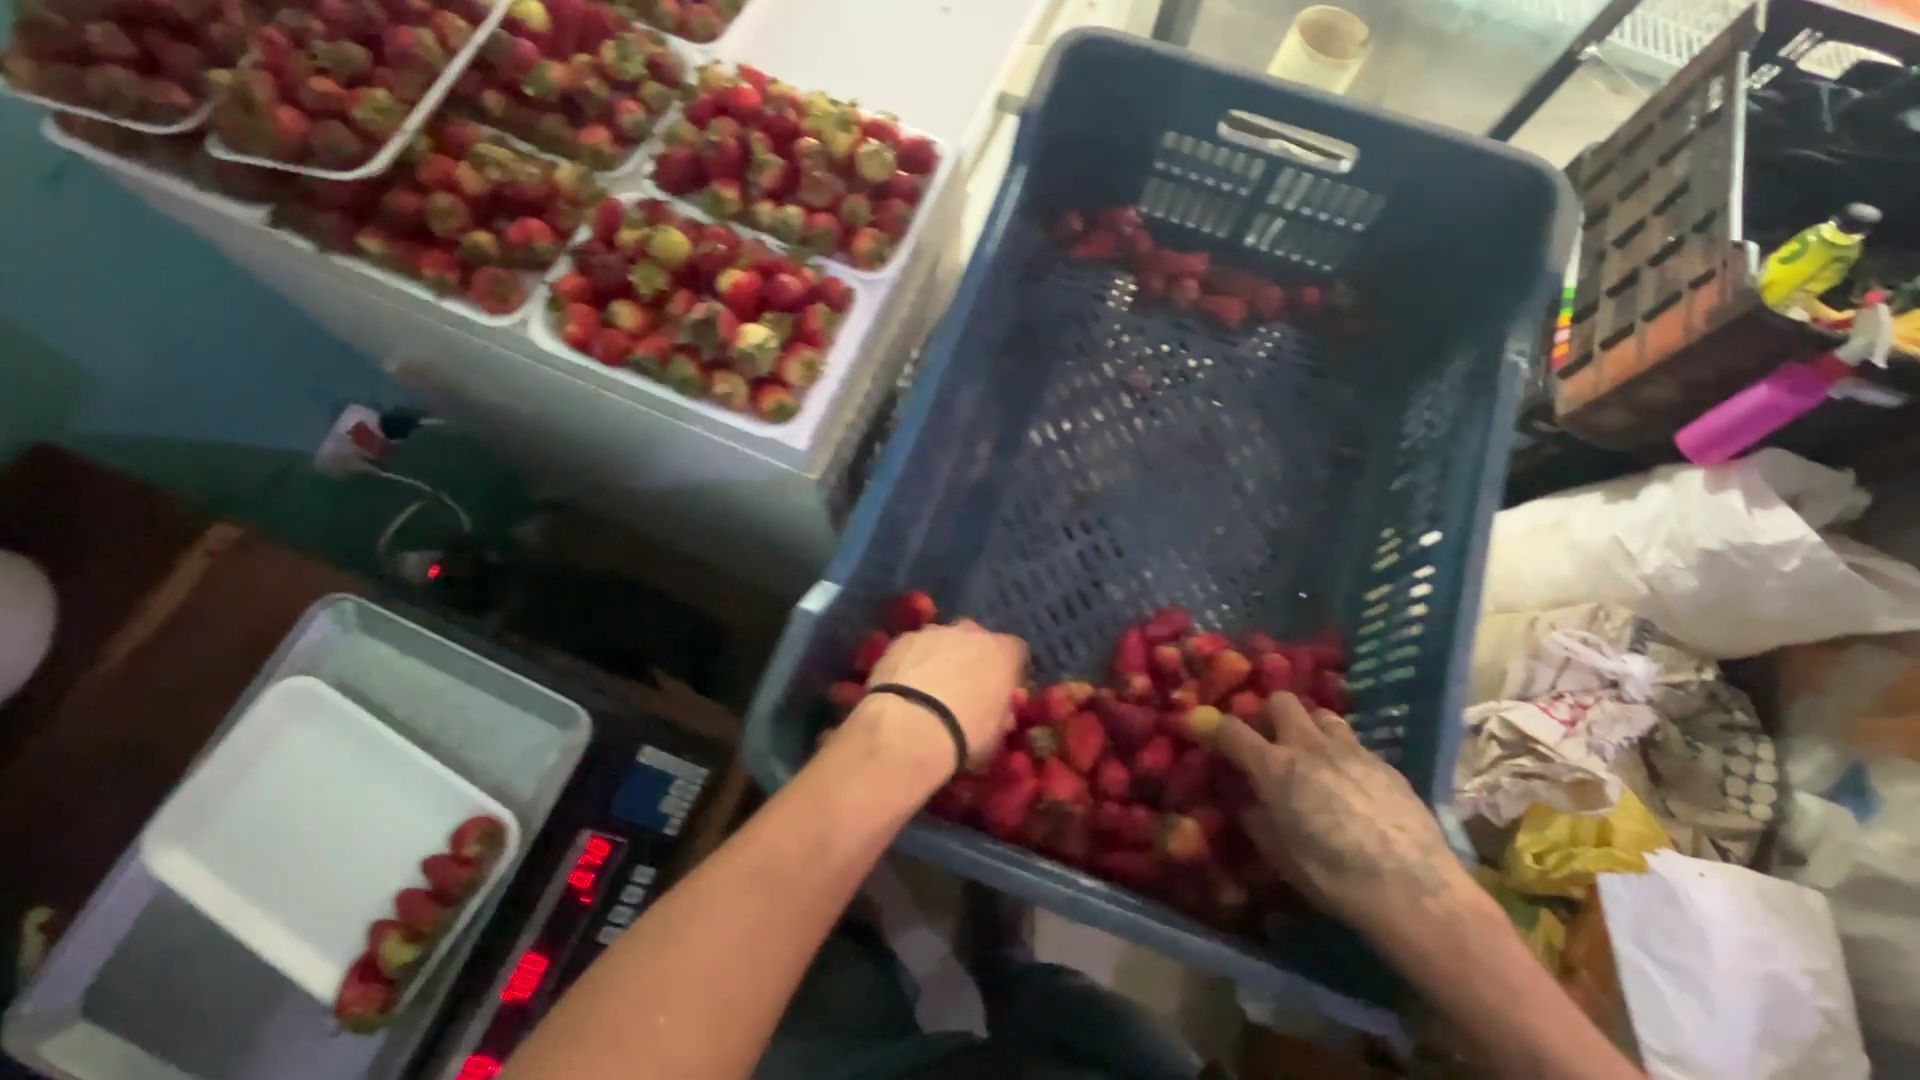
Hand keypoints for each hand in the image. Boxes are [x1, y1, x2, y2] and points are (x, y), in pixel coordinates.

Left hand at [855, 619, 1028, 771]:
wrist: (909, 728)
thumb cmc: (965, 735)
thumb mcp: (997, 734)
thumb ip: (1002, 713)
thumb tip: (1000, 712)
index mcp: (1003, 652)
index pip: (1016, 652)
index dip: (1008, 672)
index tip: (1000, 693)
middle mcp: (971, 633)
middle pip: (977, 640)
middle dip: (972, 659)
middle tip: (962, 691)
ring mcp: (933, 632)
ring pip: (943, 640)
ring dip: (940, 658)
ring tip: (927, 691)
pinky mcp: (902, 639)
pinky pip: (914, 647)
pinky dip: (912, 662)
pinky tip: (903, 687)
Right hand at [1215, 692, 1474, 944]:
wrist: (1413, 888)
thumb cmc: (1334, 877)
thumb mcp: (1281, 857)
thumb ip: (1259, 822)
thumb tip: (1249, 805)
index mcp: (1275, 768)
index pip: (1232, 730)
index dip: (1215, 727)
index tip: (1207, 732)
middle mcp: (1310, 747)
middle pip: (1282, 701)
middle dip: (1268, 714)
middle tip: (1268, 741)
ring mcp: (1352, 750)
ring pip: (1322, 715)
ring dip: (1309, 727)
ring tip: (1311, 755)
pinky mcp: (1385, 763)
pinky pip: (1354, 743)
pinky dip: (1341, 753)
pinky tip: (1350, 784)